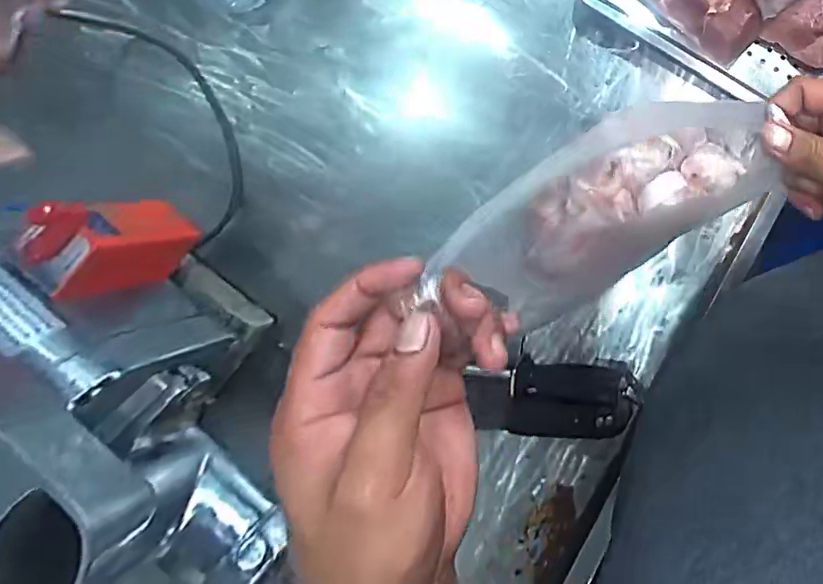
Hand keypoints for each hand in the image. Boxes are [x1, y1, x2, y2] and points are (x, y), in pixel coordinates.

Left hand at [272, 260, 515, 583]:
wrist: (407, 578)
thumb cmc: (367, 540)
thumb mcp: (375, 471)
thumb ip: (394, 395)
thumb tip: (419, 322)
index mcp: (320, 401)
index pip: (332, 323)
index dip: (367, 287)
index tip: (416, 269)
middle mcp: (360, 383)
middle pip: (396, 314)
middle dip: (438, 301)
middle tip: (475, 309)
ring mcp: (404, 385)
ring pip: (435, 324)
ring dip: (470, 319)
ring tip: (495, 338)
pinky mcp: (442, 392)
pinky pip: (463, 346)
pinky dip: (485, 337)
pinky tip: (502, 347)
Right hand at [764, 78, 822, 257]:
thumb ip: (808, 152)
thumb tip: (765, 131)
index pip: (801, 91)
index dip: (779, 114)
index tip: (769, 148)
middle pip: (796, 124)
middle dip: (793, 158)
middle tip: (806, 184)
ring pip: (799, 154)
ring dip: (802, 181)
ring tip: (821, 202)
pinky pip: (812, 174)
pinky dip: (812, 192)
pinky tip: (822, 210)